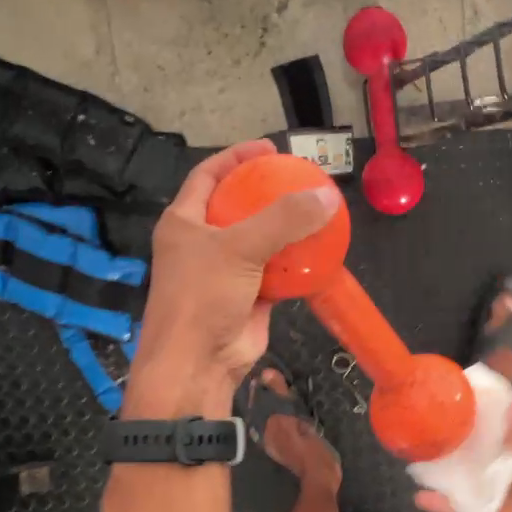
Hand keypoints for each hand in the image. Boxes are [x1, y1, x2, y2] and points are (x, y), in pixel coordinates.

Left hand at [124, 140, 342, 417]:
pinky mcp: (249, 297)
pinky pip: (277, 273)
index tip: (268, 149)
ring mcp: (226, 272)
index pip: (207, 176)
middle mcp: (203, 244)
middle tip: (300, 181)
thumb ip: (283, 220)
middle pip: (238, 207)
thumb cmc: (202, 297)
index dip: (236, 158)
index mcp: (185, 223)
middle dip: (267, 194)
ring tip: (316, 213)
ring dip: (287, 230)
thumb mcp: (239, 248)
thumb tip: (327, 196)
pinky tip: (320, 252)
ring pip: (261, 242)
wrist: (198, 363)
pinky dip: (296, 264)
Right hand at [415, 403, 511, 511]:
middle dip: (458, 442)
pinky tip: (419, 496)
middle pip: (482, 453)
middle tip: (424, 424)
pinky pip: (465, 509)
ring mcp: (501, 495)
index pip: (505, 428)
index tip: (457, 398)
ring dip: (447, 471)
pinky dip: (444, 504)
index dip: (485, 416)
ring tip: (415, 456)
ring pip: (469, 479)